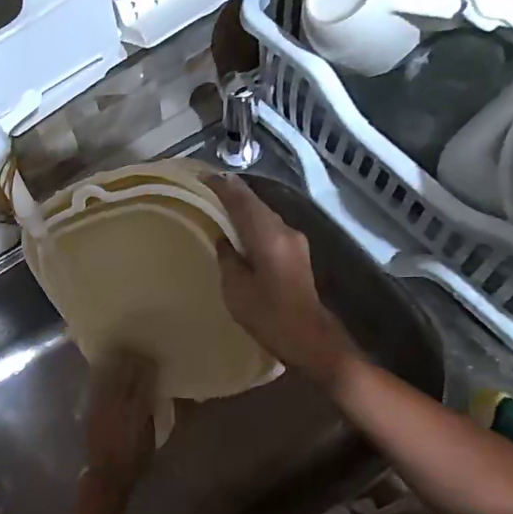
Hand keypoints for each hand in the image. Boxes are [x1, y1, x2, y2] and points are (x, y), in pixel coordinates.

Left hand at [84, 350, 158, 501]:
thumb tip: (152, 393)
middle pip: (124, 376)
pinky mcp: (91, 410)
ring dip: (115, 363)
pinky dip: (101, 374)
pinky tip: (103, 366)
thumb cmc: (135, 459)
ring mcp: (102, 407)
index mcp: (137, 412)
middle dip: (131, 361)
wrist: (106, 475)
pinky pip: (96, 386)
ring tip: (120, 352)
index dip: (147, 368)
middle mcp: (118, 406)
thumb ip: (151, 412)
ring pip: (108, 377)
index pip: (143, 383)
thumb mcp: (151, 436)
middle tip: (137, 351)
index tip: (152, 358)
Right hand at [207, 175, 359, 384]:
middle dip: (233, 193)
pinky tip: (242, 230)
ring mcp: (295, 242)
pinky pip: (271, 229)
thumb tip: (224, 240)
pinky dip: (254, 223)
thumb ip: (228, 258)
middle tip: (209, 186)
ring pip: (265, 215)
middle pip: (256, 203)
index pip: (242, 200)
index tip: (203, 175)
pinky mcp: (298, 254)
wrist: (309, 337)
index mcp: (268, 235)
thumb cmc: (268, 315)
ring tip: (222, 204)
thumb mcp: (236, 288)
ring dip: (245, 208)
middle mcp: (285, 231)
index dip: (222, 186)